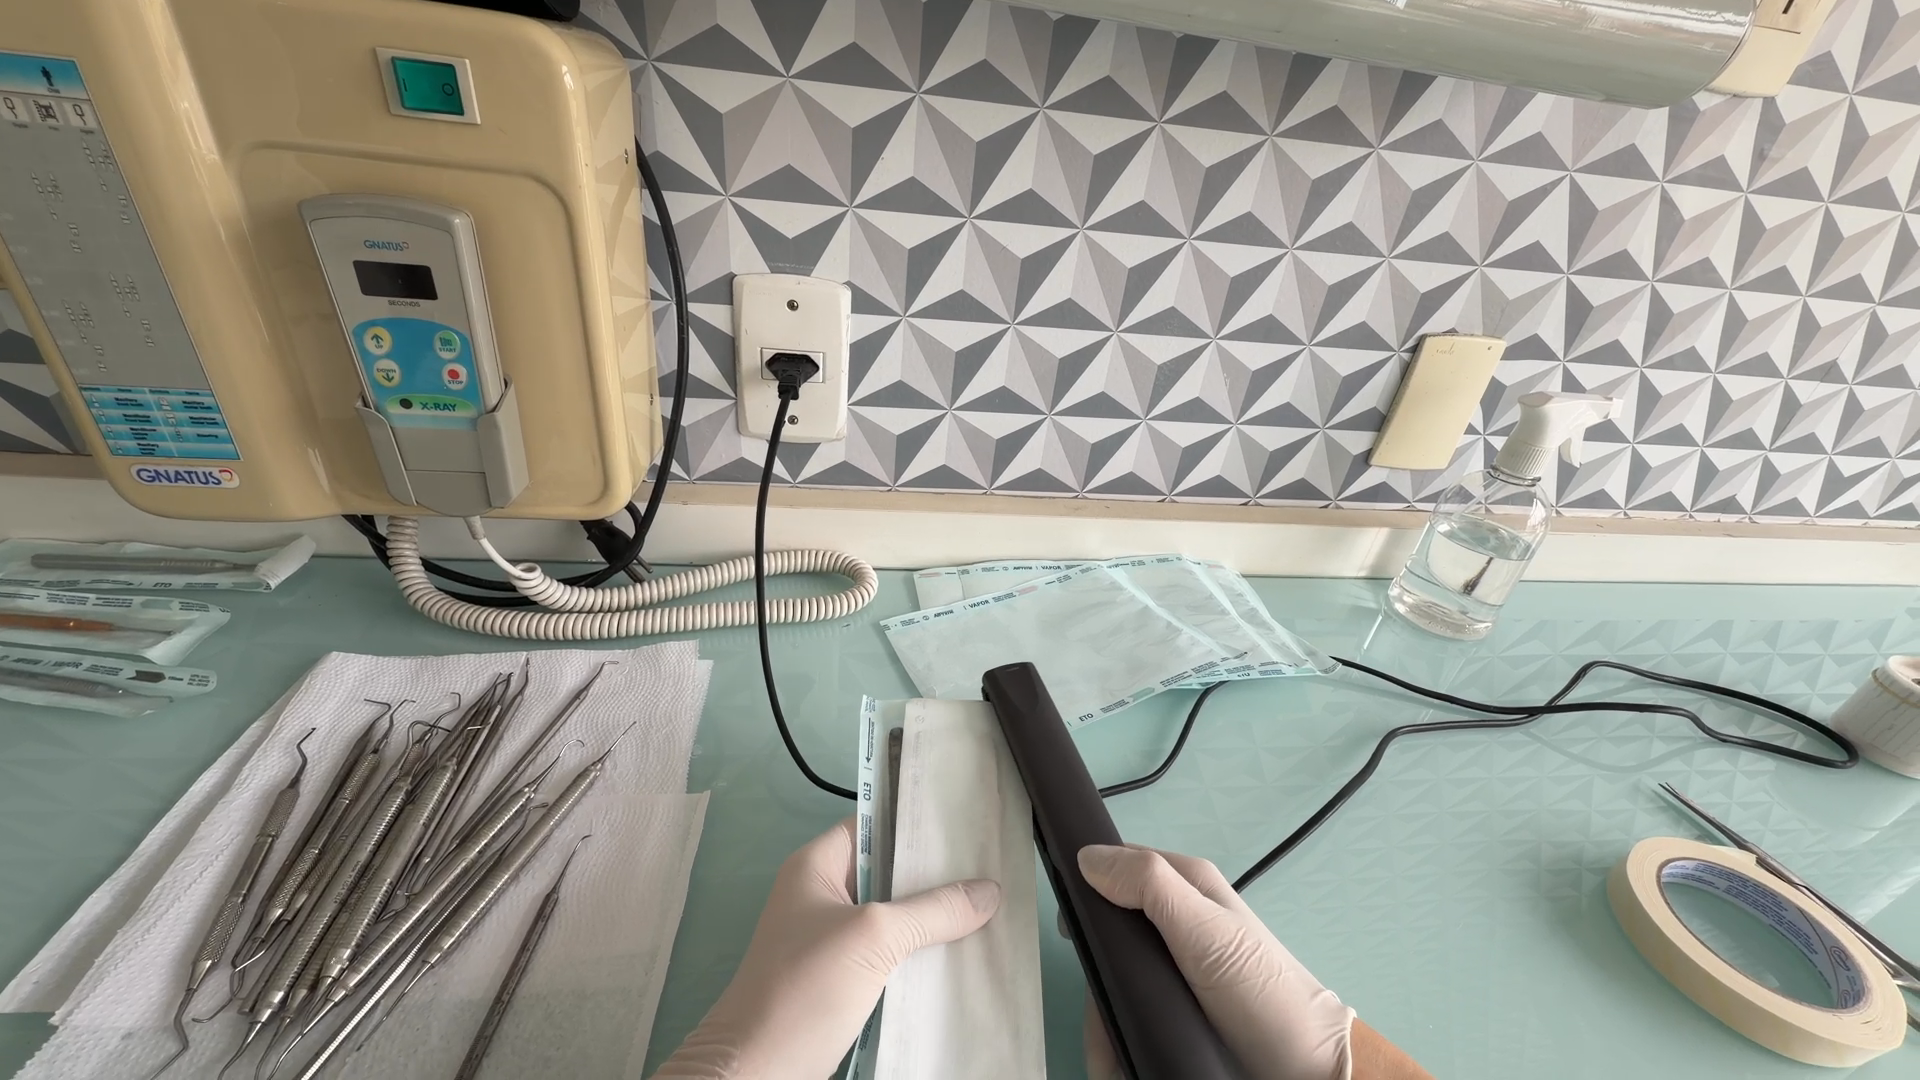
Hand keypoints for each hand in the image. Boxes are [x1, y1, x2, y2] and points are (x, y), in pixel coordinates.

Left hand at [653, 818, 1001, 1079]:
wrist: (758, 1075)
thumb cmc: (805, 986)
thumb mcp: (873, 936)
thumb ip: (932, 911)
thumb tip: (990, 891)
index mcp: (817, 865)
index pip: (873, 823)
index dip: (914, 820)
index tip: (962, 821)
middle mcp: (823, 893)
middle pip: (887, 870)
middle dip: (933, 871)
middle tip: (986, 862)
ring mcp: (831, 937)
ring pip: (892, 913)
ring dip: (930, 914)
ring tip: (984, 902)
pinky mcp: (842, 977)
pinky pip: (889, 950)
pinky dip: (919, 949)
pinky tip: (959, 950)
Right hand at [1078, 844, 1427, 1079]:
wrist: (1309, 1072)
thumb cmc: (1259, 990)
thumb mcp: (1203, 928)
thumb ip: (1148, 885)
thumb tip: (1086, 856)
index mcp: (1184, 884)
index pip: (1118, 865)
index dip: (1087, 885)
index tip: (1068, 925)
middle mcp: (1176, 919)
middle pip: (1109, 930)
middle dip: (1096, 972)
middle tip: (1097, 1003)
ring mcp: (1175, 967)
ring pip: (1115, 977)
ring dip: (1104, 1014)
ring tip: (1108, 1050)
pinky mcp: (1175, 1008)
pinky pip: (1130, 1012)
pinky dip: (1118, 1034)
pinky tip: (1118, 1055)